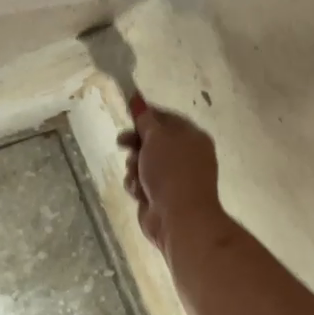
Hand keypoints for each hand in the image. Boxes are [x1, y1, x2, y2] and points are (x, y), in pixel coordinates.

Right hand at [117, 95, 227, 254]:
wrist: (178, 218)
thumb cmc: (171, 171)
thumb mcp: (156, 138)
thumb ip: (145, 118)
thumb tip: (136, 97)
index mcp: (192, 137)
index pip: (166, 118)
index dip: (146, 115)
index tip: (128, 114)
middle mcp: (185, 155)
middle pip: (152, 141)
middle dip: (135, 143)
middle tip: (122, 143)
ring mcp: (173, 177)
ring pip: (142, 163)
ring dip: (134, 167)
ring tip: (136, 175)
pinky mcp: (160, 196)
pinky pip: (140, 183)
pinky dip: (136, 186)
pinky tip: (139, 192)